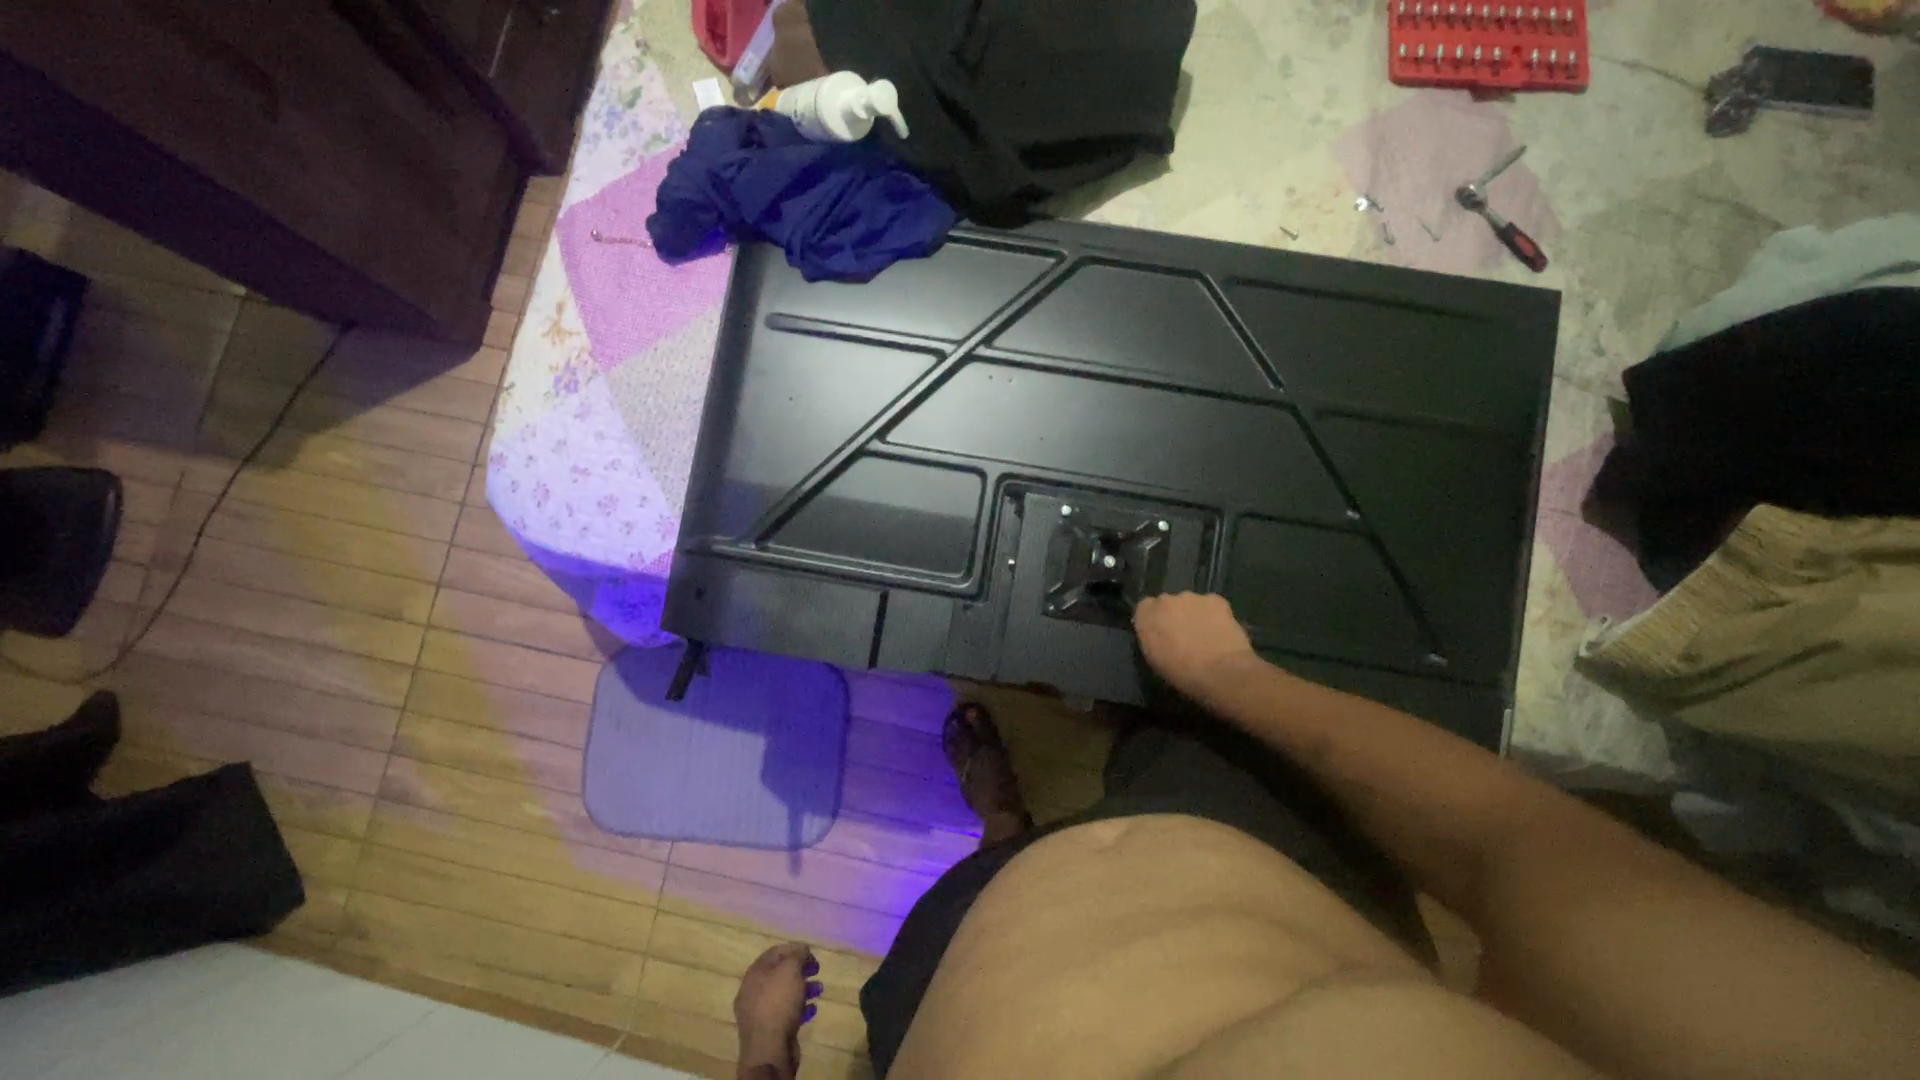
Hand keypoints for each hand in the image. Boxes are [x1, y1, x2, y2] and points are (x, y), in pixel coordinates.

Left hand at [735, 942, 821, 1079]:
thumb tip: (801, 948)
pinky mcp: (768, 1029)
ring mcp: (759, 1012)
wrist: (768, 1050)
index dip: (794, 949)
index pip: (775, 952)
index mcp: (755, 973)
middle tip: (817, 969)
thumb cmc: (778, 1003)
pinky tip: (812, 1009)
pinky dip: (800, 1008)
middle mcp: (753, 990)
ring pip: (784, 993)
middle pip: (779, 973)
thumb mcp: (790, 970)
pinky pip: (785, 1012)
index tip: (811, 953)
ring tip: (819, 989)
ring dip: (803, 988)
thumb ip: (797, 955)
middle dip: (800, 969)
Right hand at [1134, 592, 1258, 699]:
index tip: (1162, 634)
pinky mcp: (1215, 599)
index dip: (1154, 620)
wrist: (1218, 670)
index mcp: (1145, 615)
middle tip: (1184, 635)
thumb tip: (1159, 634)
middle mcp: (1164, 600)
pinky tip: (1220, 631)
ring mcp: (1191, 597)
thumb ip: (1152, 638)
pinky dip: (1214, 615)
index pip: (1145, 607)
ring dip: (1194, 614)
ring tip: (1205, 635)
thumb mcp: (1154, 659)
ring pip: (1190, 603)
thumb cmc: (1181, 672)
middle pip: (1167, 603)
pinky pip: (1211, 604)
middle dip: (1174, 615)